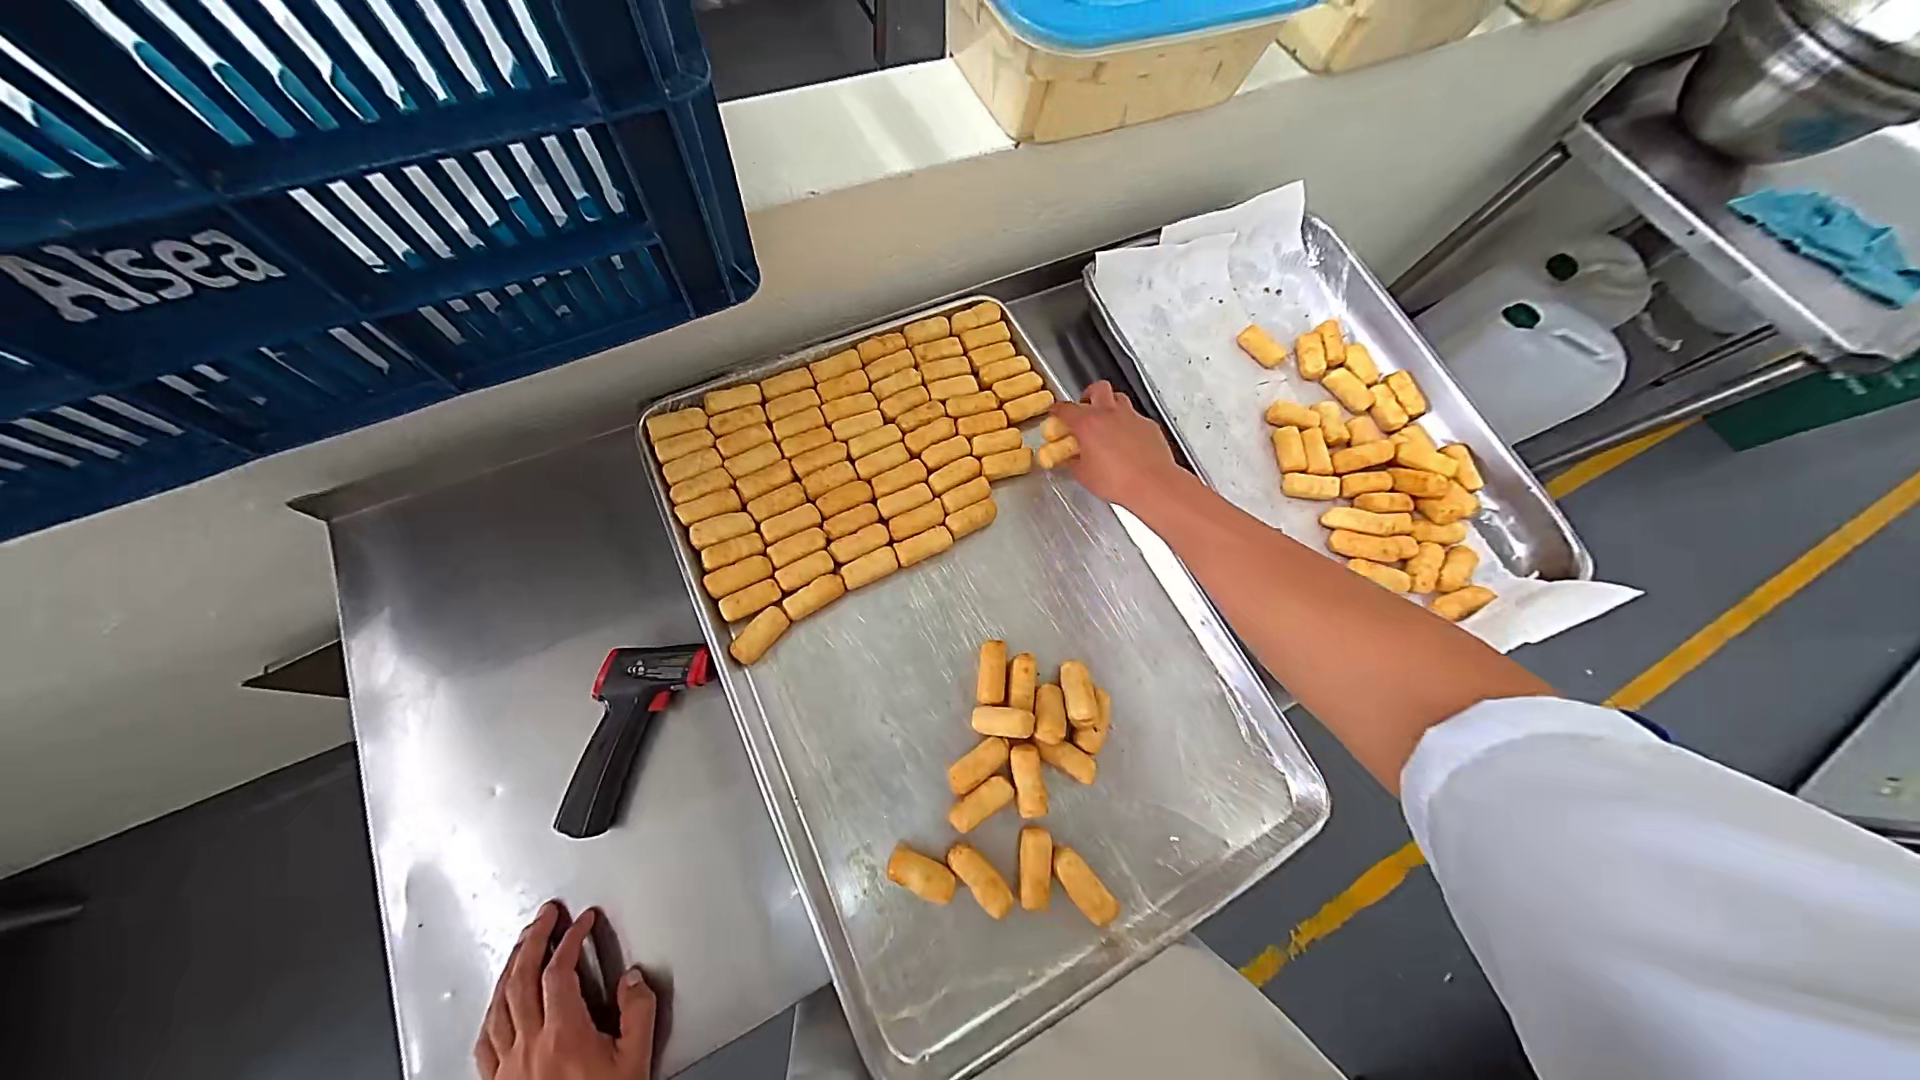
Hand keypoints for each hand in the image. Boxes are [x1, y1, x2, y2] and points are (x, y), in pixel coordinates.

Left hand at [476, 902, 655, 1079]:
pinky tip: (497, 1002)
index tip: (582, 921)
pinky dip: (492, 1010)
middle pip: (521, 980)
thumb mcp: (636, 1059)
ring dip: (511, 967)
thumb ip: (638, 1012)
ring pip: (498, 1005)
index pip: (560, 972)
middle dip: (534, 939)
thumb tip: (633, 978)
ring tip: (522, 944)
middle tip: (546, 915)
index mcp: (563, 1035)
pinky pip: (485, 1040)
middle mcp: (529, 1048)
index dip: (571, 939)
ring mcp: (508, 1068)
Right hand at [1048, 381, 1182, 508]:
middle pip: (1097, 388)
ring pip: (1119, 398)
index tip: (1056, 413)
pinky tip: (1127, 439)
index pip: (1066, 409)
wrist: (1151, 484)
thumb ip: (1073, 461)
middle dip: (1088, 394)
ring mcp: (1131, 417)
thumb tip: (1071, 460)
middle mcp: (1109, 414)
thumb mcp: (1083, 475)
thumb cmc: (1118, 480)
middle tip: (1085, 407)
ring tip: (1106, 421)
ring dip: (1110, 405)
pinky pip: (1136, 417)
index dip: (1057, 410)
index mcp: (1088, 424)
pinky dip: (1128, 423)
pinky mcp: (1148, 425)